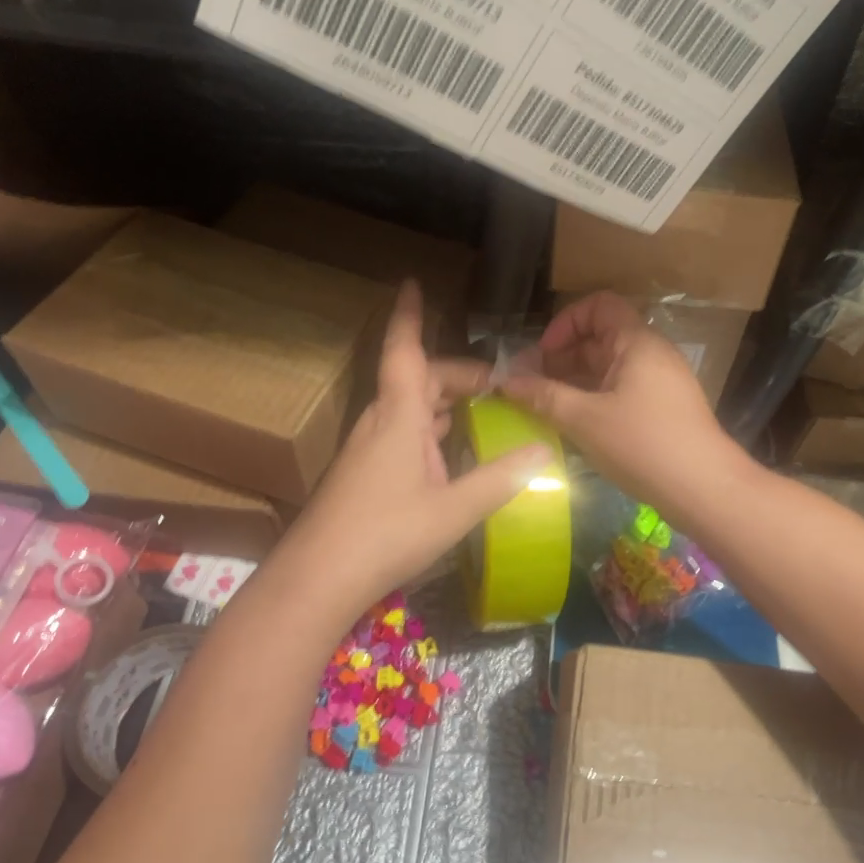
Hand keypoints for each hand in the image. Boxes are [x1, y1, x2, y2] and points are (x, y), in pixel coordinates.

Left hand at [286, 281, 550, 605]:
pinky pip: (402, 437)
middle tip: (498, 389)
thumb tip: (544, 451)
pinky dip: (430, 432)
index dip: (409, 317)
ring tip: (483, 414)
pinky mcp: (364, 476)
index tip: (412, 284)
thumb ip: (500, 478)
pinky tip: (451, 459)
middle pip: (417, 381)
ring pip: (409, 410)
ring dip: (443, 405)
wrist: (319, 579)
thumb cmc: (386, 534)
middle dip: (456, 376)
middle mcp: (380, 424)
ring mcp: (368, 451)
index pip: (405, 352)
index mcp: (399, 417)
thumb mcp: (453, 509)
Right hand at [500, 292, 742, 505]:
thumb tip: (506, 382)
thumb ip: (543, 397)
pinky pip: (621, 392)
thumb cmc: (644, 445)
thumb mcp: (585, 420)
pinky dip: (594, 401)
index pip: (599, 306)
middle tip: (530, 388)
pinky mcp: (663, 411)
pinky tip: (574, 427)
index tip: (542, 355)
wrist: (704, 489)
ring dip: (574, 383)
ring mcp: (661, 384)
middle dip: (561, 358)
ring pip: (609, 369)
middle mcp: (652, 355)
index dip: (565, 323)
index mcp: (638, 343)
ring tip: (544, 409)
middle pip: (600, 339)